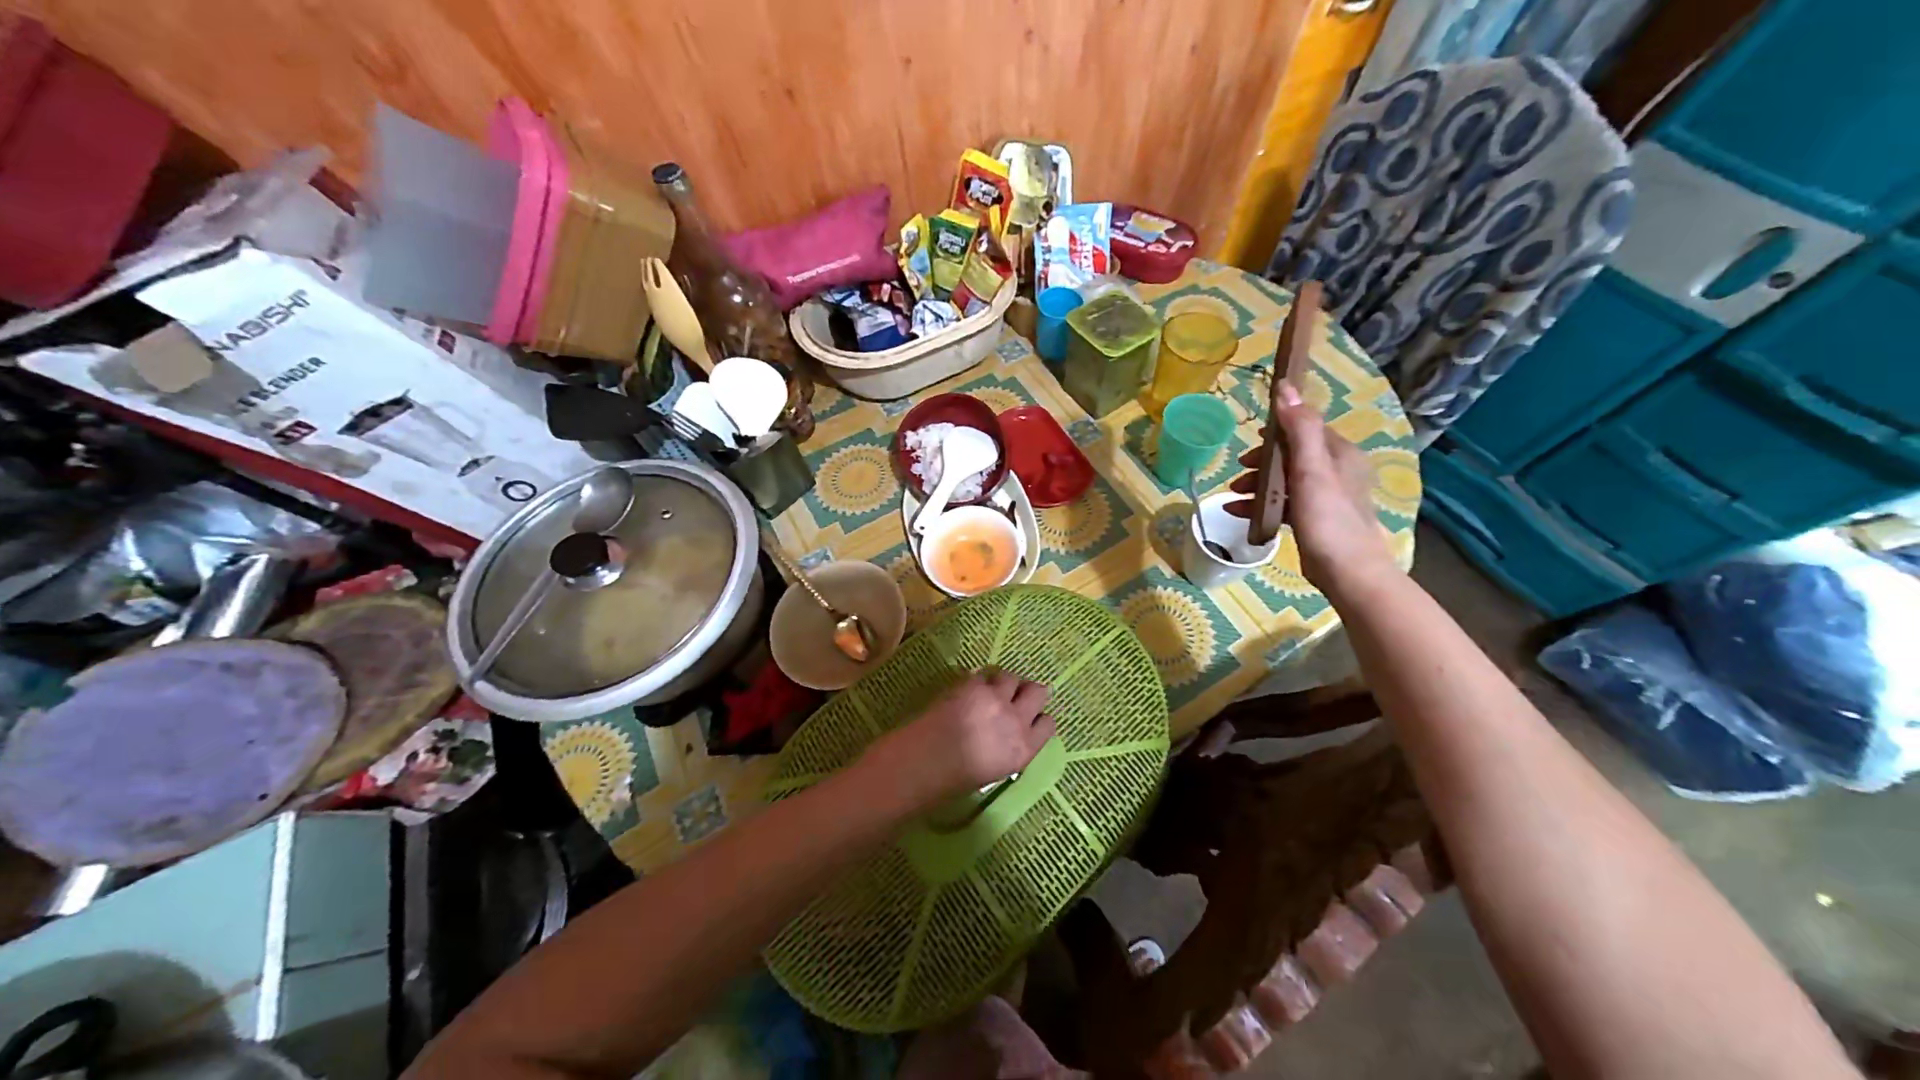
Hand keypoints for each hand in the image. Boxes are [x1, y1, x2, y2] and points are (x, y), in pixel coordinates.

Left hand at [860, 671, 1056, 812]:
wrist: (925, 762)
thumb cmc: (954, 780)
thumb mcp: (994, 771)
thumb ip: (1008, 749)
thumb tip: (1005, 736)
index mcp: (1024, 750)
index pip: (1048, 724)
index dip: (1038, 717)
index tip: (1029, 716)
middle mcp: (1017, 721)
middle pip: (1038, 692)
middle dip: (1028, 691)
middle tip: (1014, 694)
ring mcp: (996, 699)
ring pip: (1012, 677)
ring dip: (1003, 681)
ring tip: (990, 688)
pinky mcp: (974, 685)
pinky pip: (983, 674)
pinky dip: (978, 679)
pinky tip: (967, 687)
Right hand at [1226, 383, 1397, 596]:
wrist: (1347, 572)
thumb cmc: (1328, 518)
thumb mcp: (1311, 470)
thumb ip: (1299, 429)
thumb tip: (1285, 387)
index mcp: (1341, 454)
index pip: (1305, 429)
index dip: (1276, 433)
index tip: (1250, 445)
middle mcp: (1338, 470)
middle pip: (1293, 454)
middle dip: (1262, 462)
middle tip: (1238, 474)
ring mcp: (1328, 496)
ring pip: (1286, 480)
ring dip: (1258, 484)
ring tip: (1233, 497)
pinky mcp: (1317, 519)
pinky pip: (1285, 503)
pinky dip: (1264, 504)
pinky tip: (1241, 514)